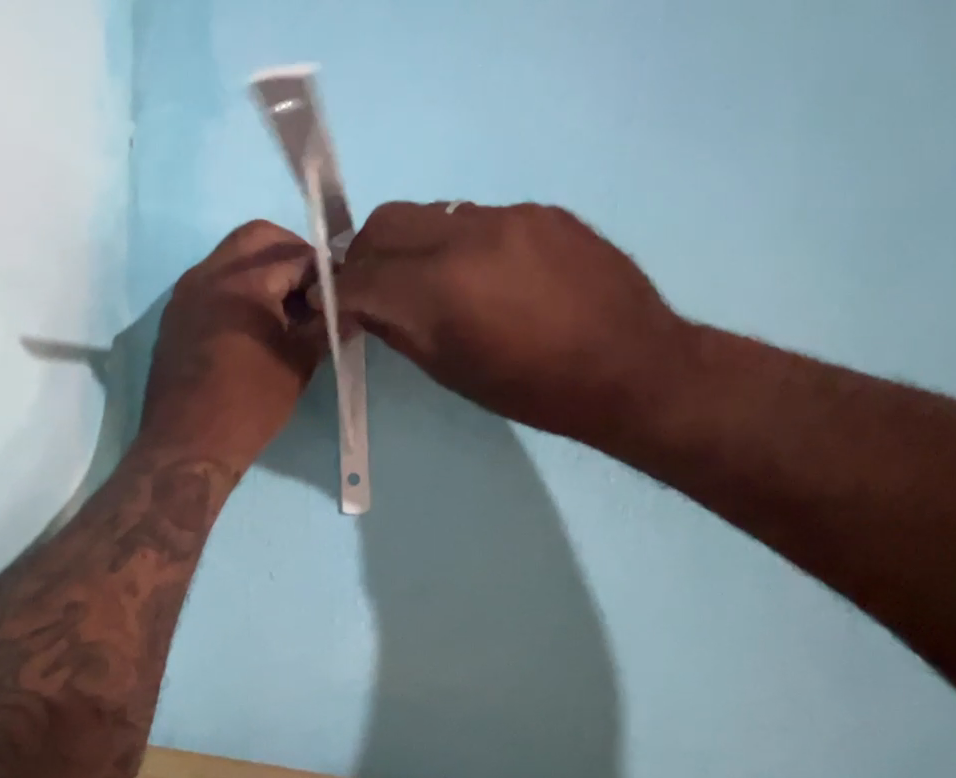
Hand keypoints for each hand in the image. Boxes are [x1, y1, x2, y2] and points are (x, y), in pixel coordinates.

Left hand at [139, 221, 324, 467]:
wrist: (188, 445)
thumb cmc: (249, 405)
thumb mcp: (298, 363)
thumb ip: (325, 326)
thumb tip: (346, 306)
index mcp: (242, 280)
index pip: (294, 254)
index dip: (323, 269)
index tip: (339, 289)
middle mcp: (207, 275)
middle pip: (256, 239)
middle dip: (289, 255)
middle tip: (310, 289)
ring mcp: (184, 295)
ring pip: (228, 258)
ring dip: (259, 271)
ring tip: (284, 310)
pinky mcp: (174, 318)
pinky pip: (209, 285)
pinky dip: (235, 290)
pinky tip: (253, 326)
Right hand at [333, 201, 692, 436]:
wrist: (630, 368)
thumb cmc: (531, 388)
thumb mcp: (449, 369)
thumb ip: (398, 327)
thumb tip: (363, 306)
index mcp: (438, 286)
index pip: (359, 275)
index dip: (334, 293)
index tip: (326, 306)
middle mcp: (466, 235)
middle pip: (386, 222)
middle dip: (365, 254)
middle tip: (370, 288)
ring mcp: (508, 216)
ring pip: (432, 215)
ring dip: (414, 246)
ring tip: (431, 284)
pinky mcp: (542, 211)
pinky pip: (480, 218)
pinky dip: (463, 244)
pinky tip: (486, 278)